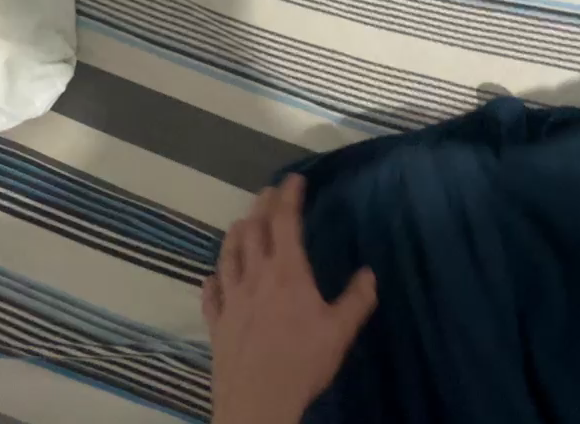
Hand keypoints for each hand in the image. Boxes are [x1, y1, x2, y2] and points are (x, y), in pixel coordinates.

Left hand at [203, 174, 377, 423]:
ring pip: (228, 255)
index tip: (294, 179)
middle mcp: (255, 276)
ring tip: (242, 222)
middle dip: (262, 206)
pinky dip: (213, 280)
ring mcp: (231, 300)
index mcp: (287, 271)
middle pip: (254, 230)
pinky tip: (212, 277)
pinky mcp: (216, 325)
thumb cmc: (302, 362)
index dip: (289, 195)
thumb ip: (357, 299)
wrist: (257, 405)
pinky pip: (210, 295)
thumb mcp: (340, 331)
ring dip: (236, 234)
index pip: (284, 221)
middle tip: (269, 192)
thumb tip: (369, 274)